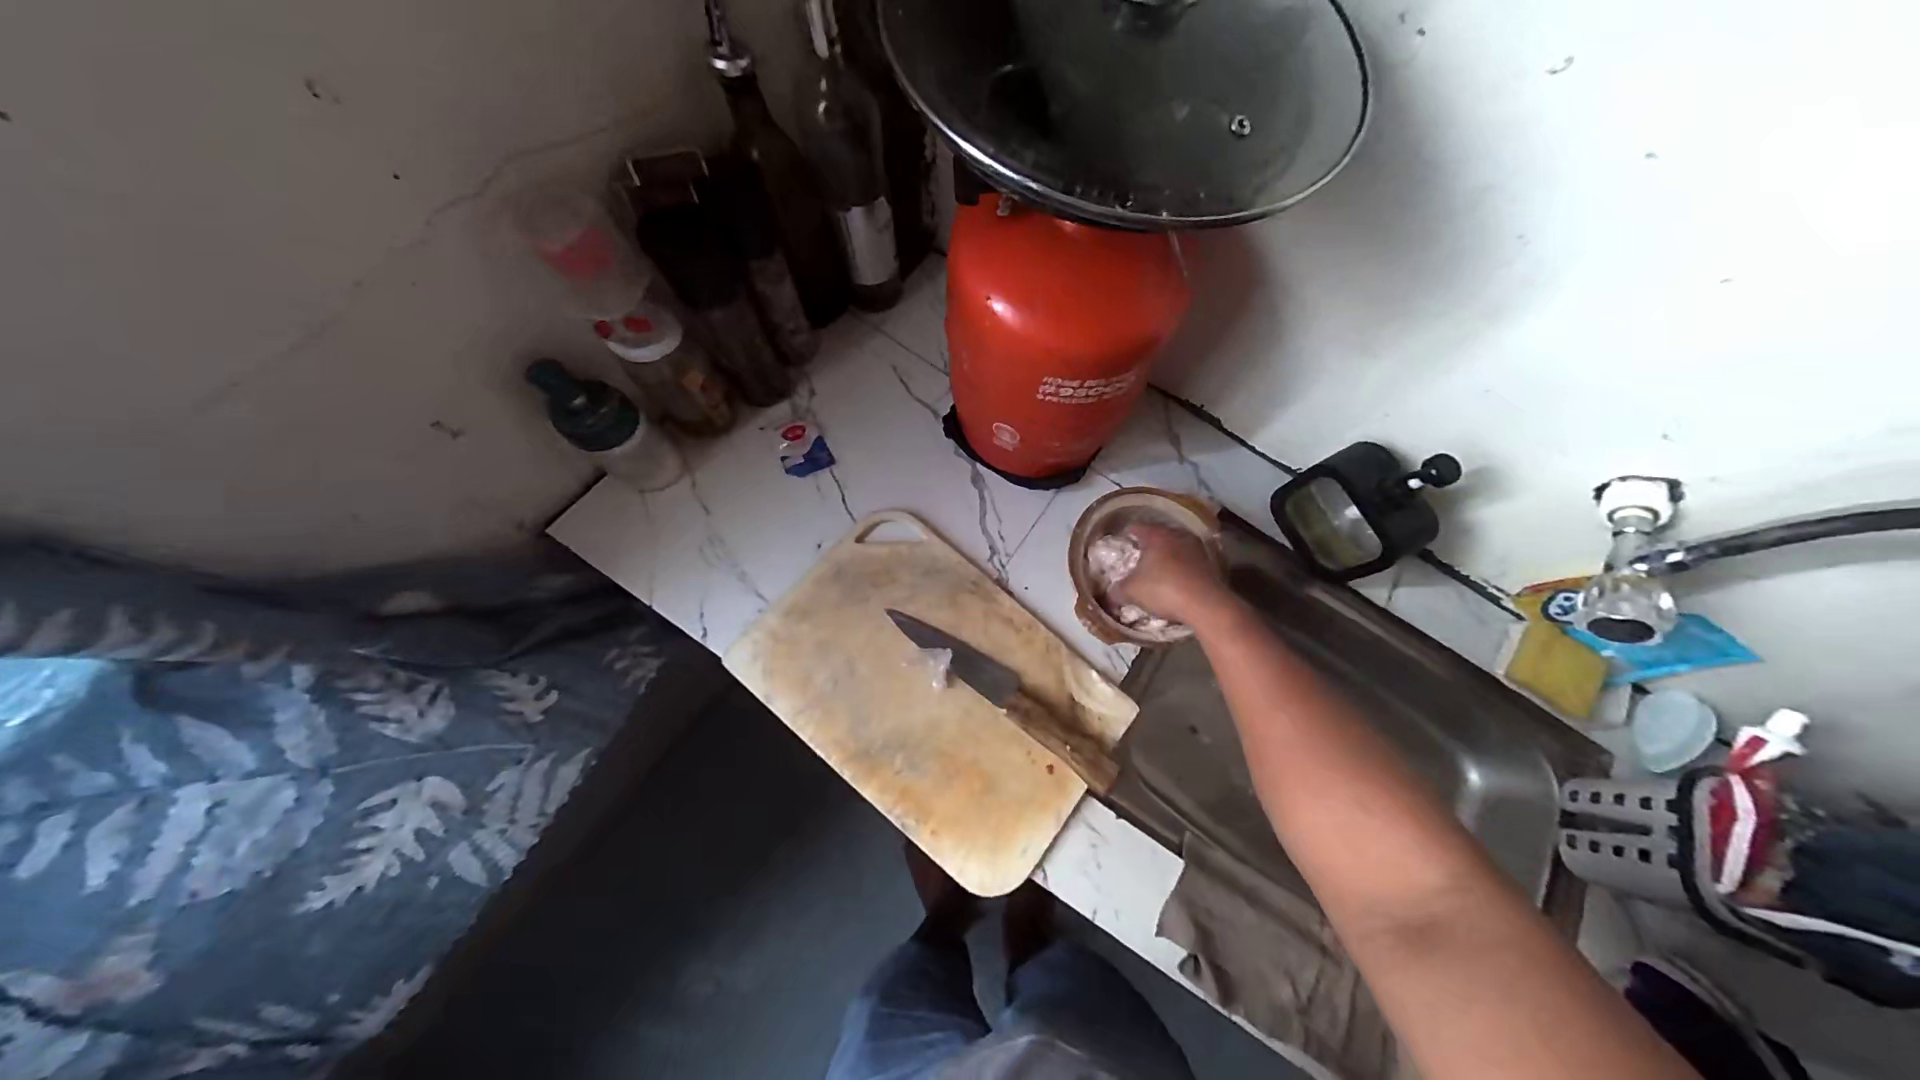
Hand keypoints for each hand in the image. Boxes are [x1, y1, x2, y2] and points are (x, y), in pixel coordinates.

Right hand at [1110, 523, 1229, 625]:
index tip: (1122, 542)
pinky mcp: (1210, 564)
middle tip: (1138, 557)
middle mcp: (1178, 536)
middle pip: (1159, 536)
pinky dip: (1181, 568)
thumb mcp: (1131, 591)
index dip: (1127, 535)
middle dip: (1149, 546)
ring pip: (1176, 548)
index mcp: (1156, 536)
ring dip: (1167, 556)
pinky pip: (1189, 562)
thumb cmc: (1162, 589)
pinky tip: (1175, 580)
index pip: (1137, 528)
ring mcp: (1196, 549)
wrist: (1205, 605)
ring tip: (1157, 569)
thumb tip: (1111, 592)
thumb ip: (1117, 589)